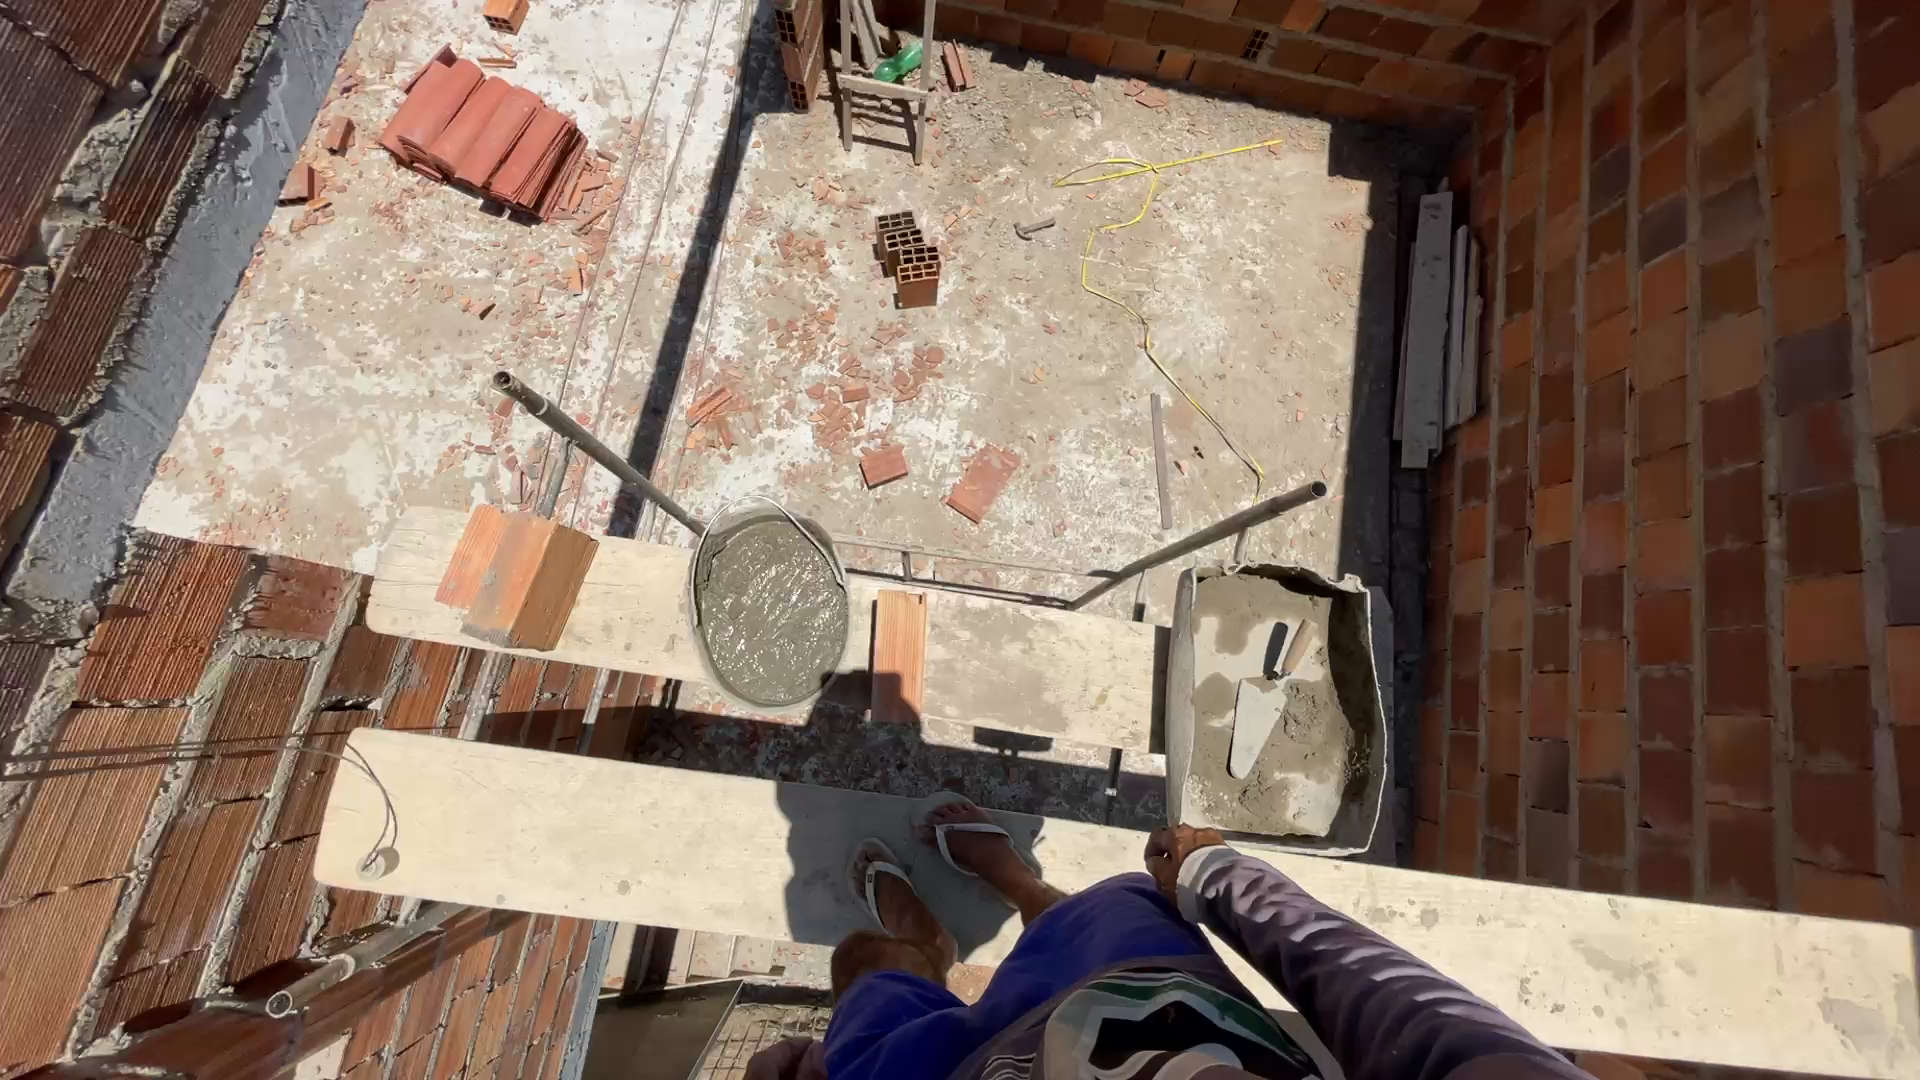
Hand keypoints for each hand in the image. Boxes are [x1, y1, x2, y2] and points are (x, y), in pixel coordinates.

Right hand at [1145, 824, 1225, 901]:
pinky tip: (1206, 871)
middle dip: (1173, 850)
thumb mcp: (1165, 878)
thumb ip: (1156, 867)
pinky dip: (1204, 858)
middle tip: (1172, 868)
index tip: (1151, 863)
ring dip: (1190, 853)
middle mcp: (1192, 829)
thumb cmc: (1189, 880)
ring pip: (1194, 843)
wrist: (1226, 885)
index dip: (1151, 850)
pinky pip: (1209, 850)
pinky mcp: (1226, 847)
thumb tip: (1154, 861)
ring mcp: (1211, 837)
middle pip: (1177, 837)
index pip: (1156, 836)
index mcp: (1174, 834)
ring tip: (1192, 871)